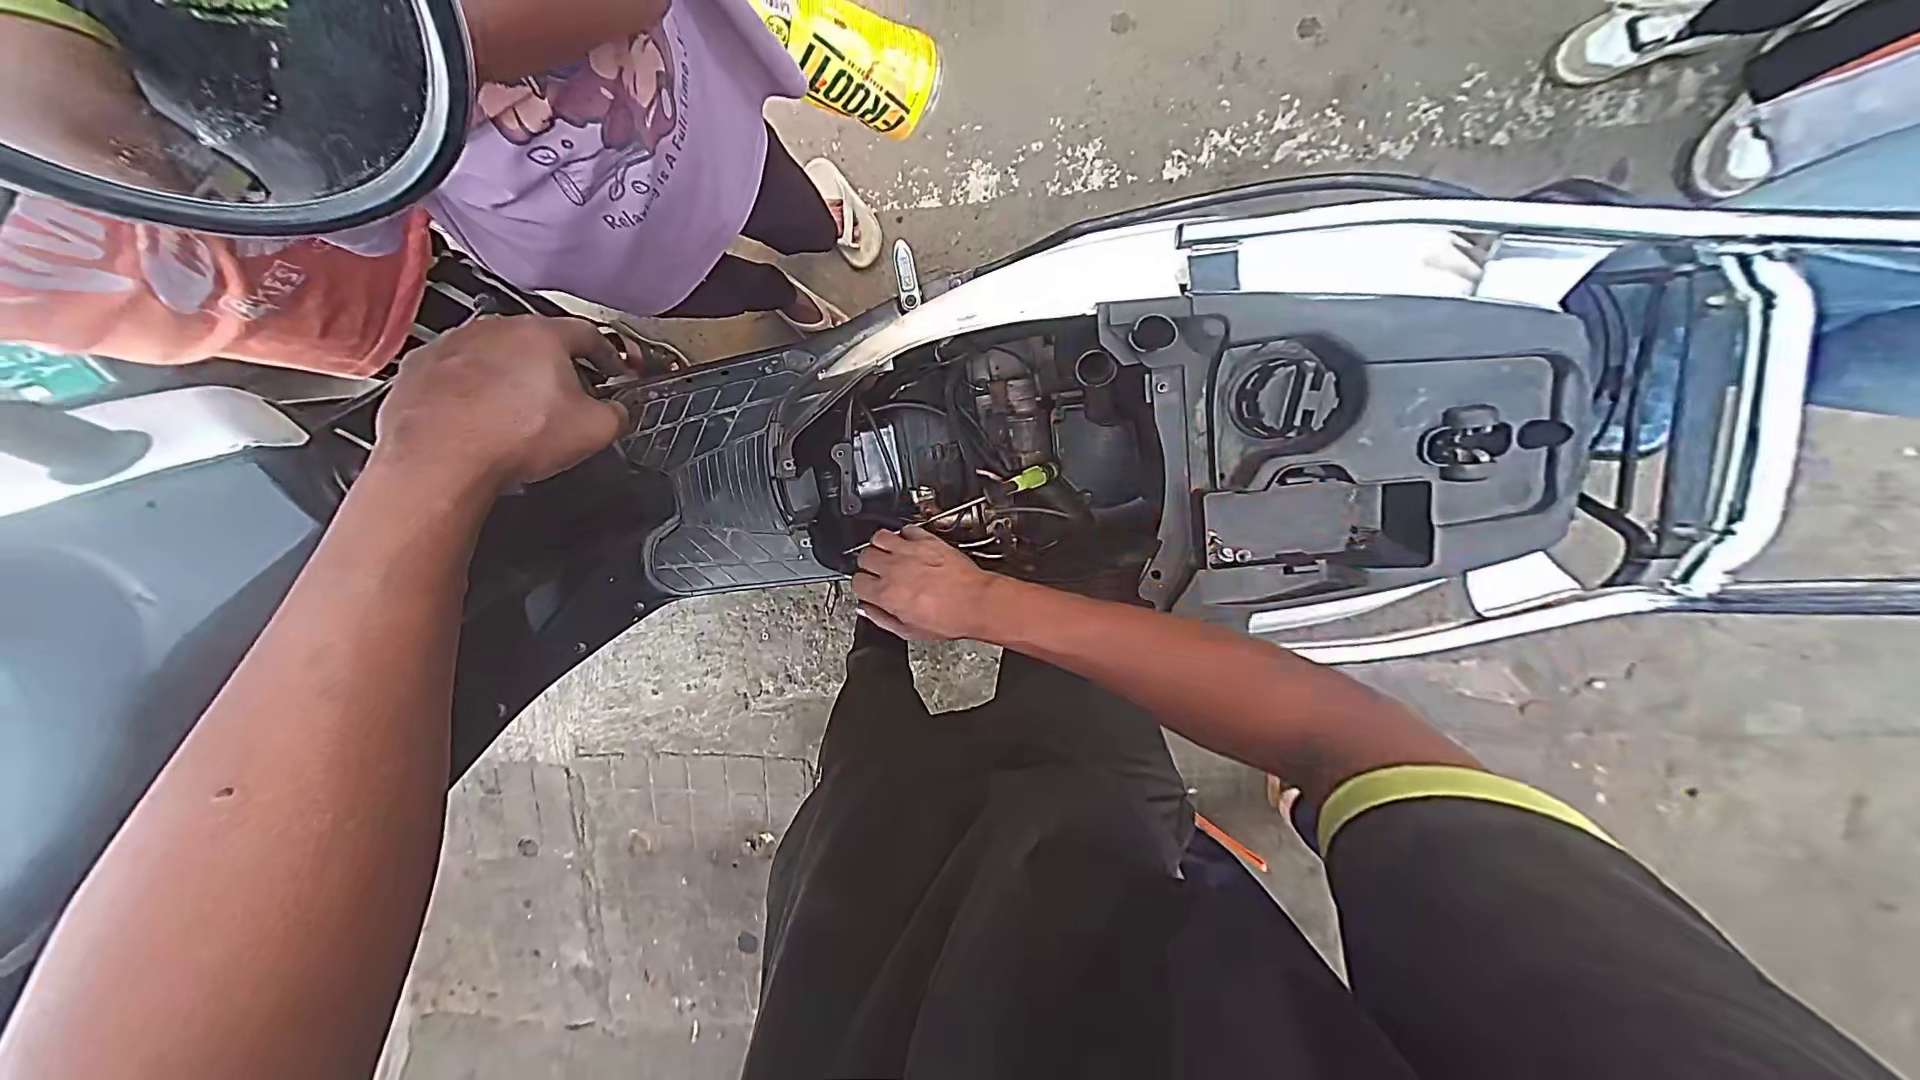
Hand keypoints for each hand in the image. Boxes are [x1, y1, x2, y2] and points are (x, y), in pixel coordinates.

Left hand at [373, 315, 627, 490]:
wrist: (441, 458)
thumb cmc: (512, 437)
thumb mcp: (595, 430)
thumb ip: (616, 413)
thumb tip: (615, 411)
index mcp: (542, 335)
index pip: (589, 334)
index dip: (609, 355)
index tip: (614, 370)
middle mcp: (495, 329)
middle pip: (540, 342)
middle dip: (560, 367)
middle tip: (571, 397)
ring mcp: (453, 345)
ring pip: (499, 355)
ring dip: (516, 378)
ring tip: (525, 414)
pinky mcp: (421, 367)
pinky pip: (461, 374)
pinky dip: (477, 391)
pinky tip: (487, 420)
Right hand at [851, 526, 1009, 640]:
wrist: (977, 602)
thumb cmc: (950, 618)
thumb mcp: (910, 631)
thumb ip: (882, 619)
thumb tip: (868, 610)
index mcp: (886, 593)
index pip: (857, 581)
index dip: (862, 585)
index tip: (868, 587)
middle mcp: (894, 568)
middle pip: (864, 556)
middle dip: (868, 564)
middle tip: (877, 570)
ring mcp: (910, 552)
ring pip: (879, 537)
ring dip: (881, 545)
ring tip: (889, 554)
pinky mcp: (927, 541)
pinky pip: (906, 529)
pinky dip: (904, 535)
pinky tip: (909, 545)